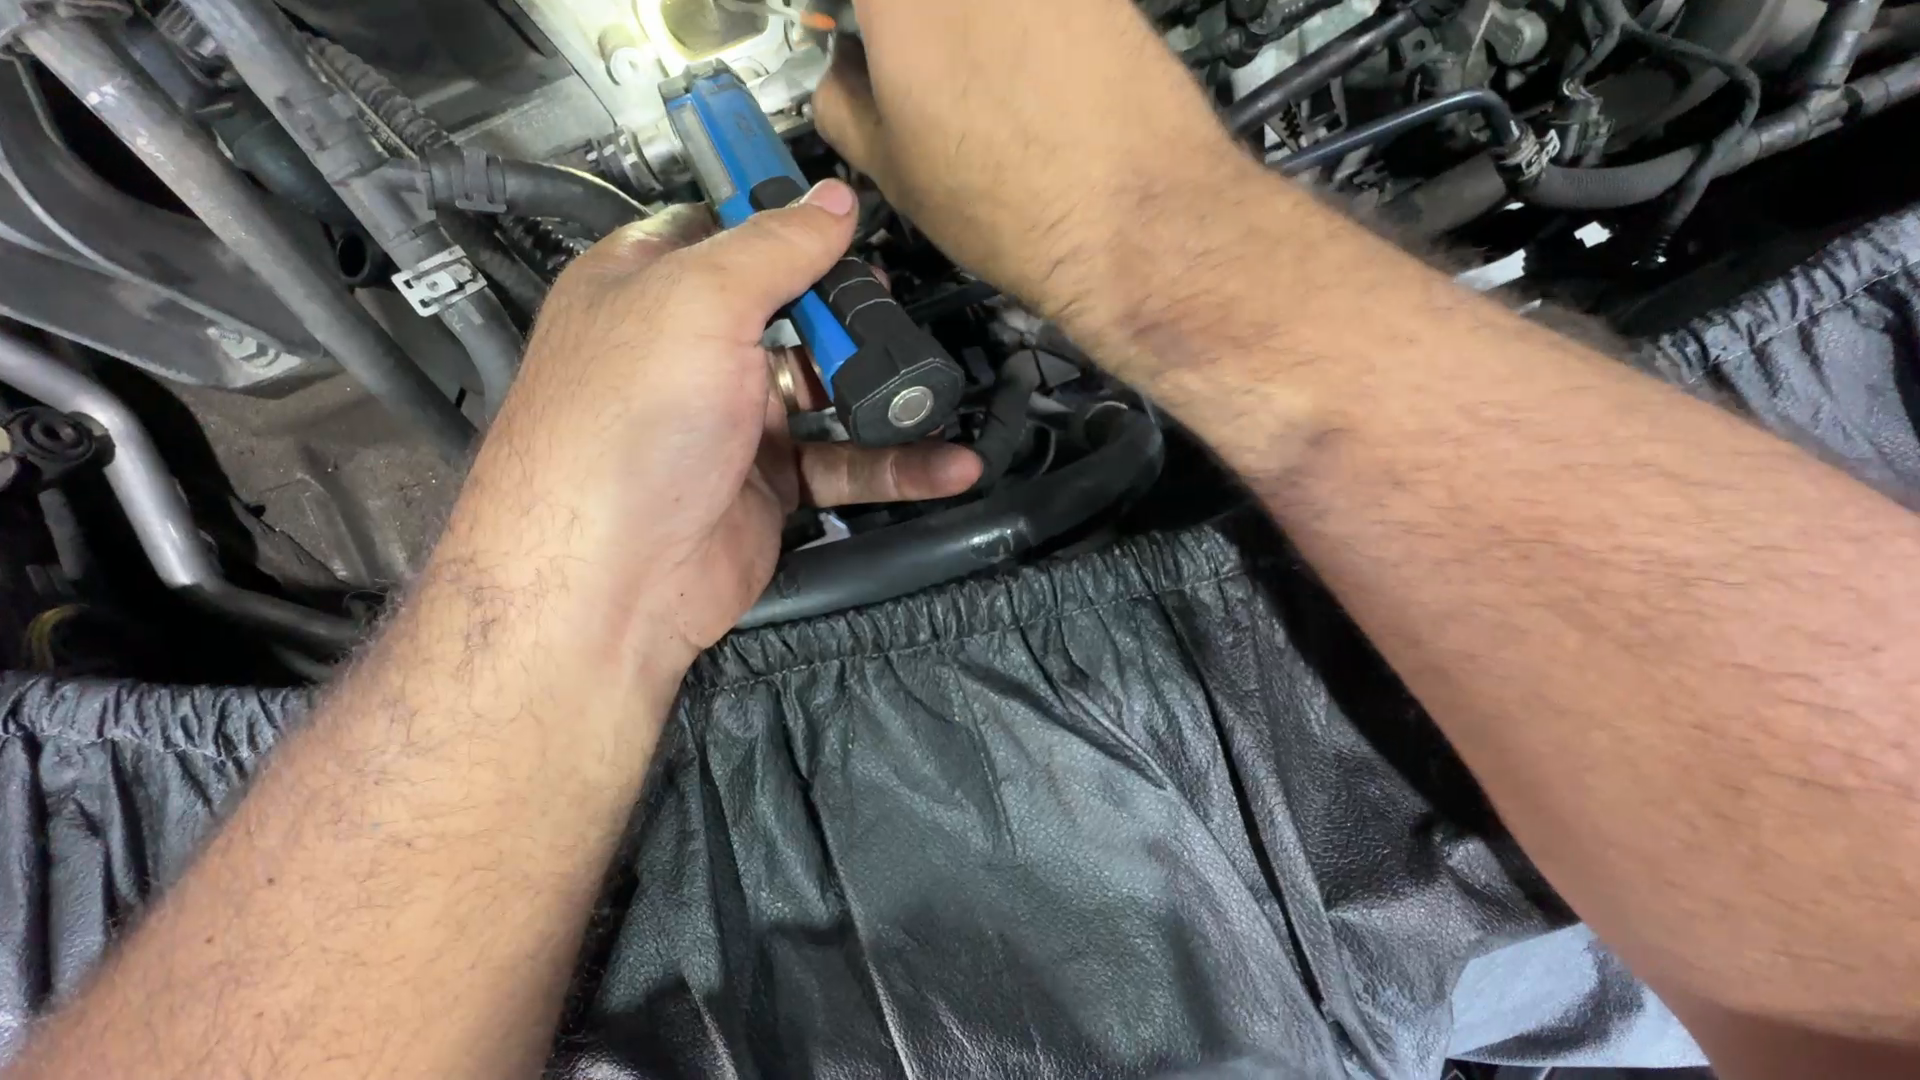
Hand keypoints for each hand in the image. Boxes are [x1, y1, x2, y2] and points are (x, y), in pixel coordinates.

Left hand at [425, 182, 980, 687]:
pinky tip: (946, 465)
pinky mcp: (769, 486)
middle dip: (850, 315)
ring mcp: (732, 422)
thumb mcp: (699, 307)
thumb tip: (833, 201)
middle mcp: (689, 351)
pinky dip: (895, 466)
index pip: (727, 230)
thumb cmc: (624, 430)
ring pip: (828, 393)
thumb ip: (773, 250)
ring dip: (885, 395)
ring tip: (934, 391)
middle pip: (792, 313)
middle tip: (896, 314)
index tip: (850, 218)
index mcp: (649, 287)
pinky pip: (843, 463)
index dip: (786, 220)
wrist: (610, 585)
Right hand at [813, 0, 1263, 326]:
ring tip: (982, 87)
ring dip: (966, 34)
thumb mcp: (893, 169)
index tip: (847, 40)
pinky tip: (1029, 82)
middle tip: (911, 71)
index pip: (856, 3)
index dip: (849, 27)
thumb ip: (844, 101)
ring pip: (979, 12)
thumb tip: (842, 78)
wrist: (1134, 222)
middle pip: (919, 5)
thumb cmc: (1019, 206)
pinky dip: (1019, 34)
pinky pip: (1031, 11)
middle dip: (910, 31)